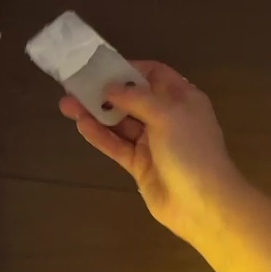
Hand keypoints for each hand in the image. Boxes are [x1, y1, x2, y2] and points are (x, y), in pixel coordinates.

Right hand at [58, 60, 247, 243]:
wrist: (203, 204)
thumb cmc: (191, 150)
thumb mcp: (167, 115)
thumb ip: (136, 99)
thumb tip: (109, 88)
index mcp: (182, 99)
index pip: (154, 75)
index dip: (130, 69)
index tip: (103, 67)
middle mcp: (167, 118)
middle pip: (132, 99)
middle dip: (104, 92)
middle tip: (75, 86)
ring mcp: (152, 143)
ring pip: (120, 123)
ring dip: (95, 113)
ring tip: (67, 104)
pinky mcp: (139, 165)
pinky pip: (116, 145)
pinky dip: (99, 135)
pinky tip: (81, 124)